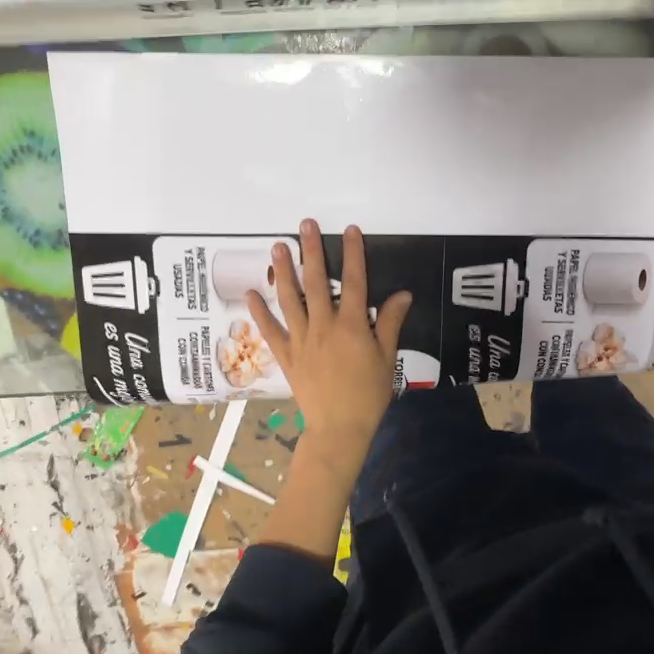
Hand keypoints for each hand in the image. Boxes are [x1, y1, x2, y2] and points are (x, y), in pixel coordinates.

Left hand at [248, 220, 412, 456]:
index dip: (354, 254)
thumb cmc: (369, 395)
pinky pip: (270, 330)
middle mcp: (324, 326)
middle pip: (318, 282)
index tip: (350, 230)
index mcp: (353, 326)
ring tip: (277, 247)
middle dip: (312, 251)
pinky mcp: (286, 355)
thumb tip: (402, 294)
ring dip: (283, 271)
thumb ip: (391, 324)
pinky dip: (259, 312)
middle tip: (305, 225)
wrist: (339, 428)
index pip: (356, 282)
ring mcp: (302, 340)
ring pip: (290, 299)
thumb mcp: (387, 358)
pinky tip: (251, 292)